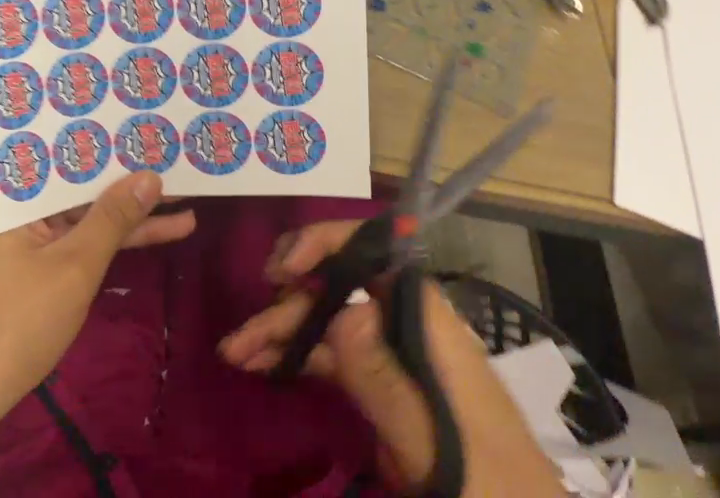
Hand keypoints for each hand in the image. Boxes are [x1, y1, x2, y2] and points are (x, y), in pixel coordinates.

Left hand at [0, 172, 196, 484]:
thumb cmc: (21, 322)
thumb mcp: (75, 268)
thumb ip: (112, 220)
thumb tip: (150, 177)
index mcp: (7, 195)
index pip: (63, 159)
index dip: (109, 149)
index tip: (147, 134)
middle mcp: (11, 205)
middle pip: (75, 185)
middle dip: (125, 181)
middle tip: (174, 160)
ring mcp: (23, 234)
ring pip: (81, 213)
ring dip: (128, 215)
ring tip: (185, 200)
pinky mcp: (33, 259)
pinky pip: (75, 236)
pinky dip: (110, 240)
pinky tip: (156, 232)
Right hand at [218, 221, 562, 497]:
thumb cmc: (484, 482)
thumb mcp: (429, 434)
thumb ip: (384, 375)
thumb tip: (346, 306)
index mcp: (427, 321)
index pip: (374, 253)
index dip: (324, 245)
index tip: (284, 268)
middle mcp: (404, 324)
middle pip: (335, 288)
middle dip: (285, 302)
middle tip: (243, 330)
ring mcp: (389, 353)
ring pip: (323, 320)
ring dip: (278, 331)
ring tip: (234, 352)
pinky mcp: (377, 383)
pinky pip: (326, 354)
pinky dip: (290, 355)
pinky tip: (257, 364)